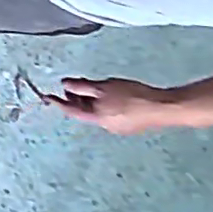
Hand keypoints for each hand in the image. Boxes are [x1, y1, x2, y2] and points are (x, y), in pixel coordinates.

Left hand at [47, 78, 179, 134]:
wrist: (165, 107)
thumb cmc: (132, 96)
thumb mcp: (102, 87)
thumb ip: (82, 87)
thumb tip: (63, 85)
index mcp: (98, 119)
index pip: (71, 111)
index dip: (58, 103)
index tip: (47, 97)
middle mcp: (106, 126)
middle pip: (84, 113)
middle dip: (75, 100)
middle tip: (68, 89)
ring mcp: (119, 127)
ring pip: (97, 113)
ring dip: (88, 101)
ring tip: (85, 89)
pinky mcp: (130, 124)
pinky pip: (108, 113)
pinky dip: (101, 104)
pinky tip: (106, 95)